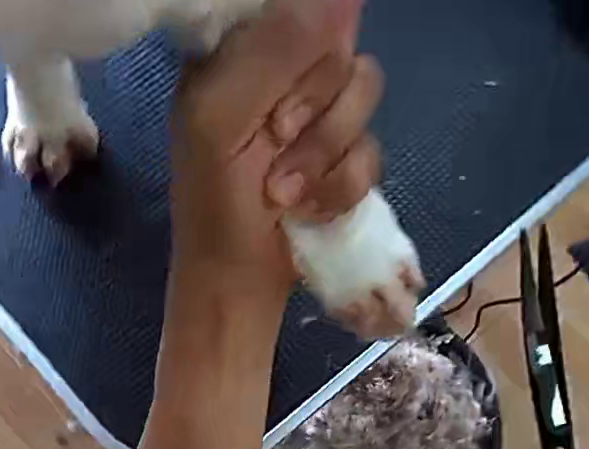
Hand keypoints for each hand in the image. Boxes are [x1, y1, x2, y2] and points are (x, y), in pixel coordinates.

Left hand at [168, 0, 381, 305]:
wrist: (240, 281)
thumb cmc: (215, 204)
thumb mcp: (222, 118)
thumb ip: (272, 53)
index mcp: (245, 53)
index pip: (306, 17)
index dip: (306, 56)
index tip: (278, 104)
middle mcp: (288, 80)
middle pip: (344, 59)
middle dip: (316, 116)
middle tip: (276, 145)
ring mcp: (320, 125)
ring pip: (364, 107)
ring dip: (328, 159)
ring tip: (288, 194)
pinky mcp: (344, 167)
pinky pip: (373, 156)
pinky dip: (343, 189)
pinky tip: (313, 210)